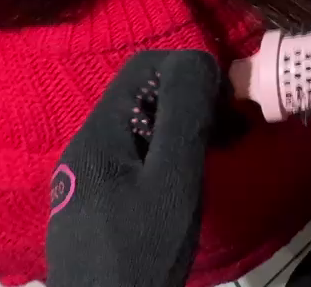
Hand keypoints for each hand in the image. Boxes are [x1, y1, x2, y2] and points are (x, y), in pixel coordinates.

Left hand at [45, 50, 219, 286]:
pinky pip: (135, 155)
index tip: (221, 102)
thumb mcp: (173, 178)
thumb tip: (199, 59)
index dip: (189, 71)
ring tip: (213, 153)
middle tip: (225, 129)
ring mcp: (87, 177)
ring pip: (142, 125)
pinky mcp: (95, 202)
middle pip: (143, 94)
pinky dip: (167, 154)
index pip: (145, 66)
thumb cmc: (140, 251)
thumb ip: (184, 113)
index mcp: (98, 133)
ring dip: (182, 127)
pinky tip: (185, 181)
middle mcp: (85, 146)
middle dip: (189, 100)